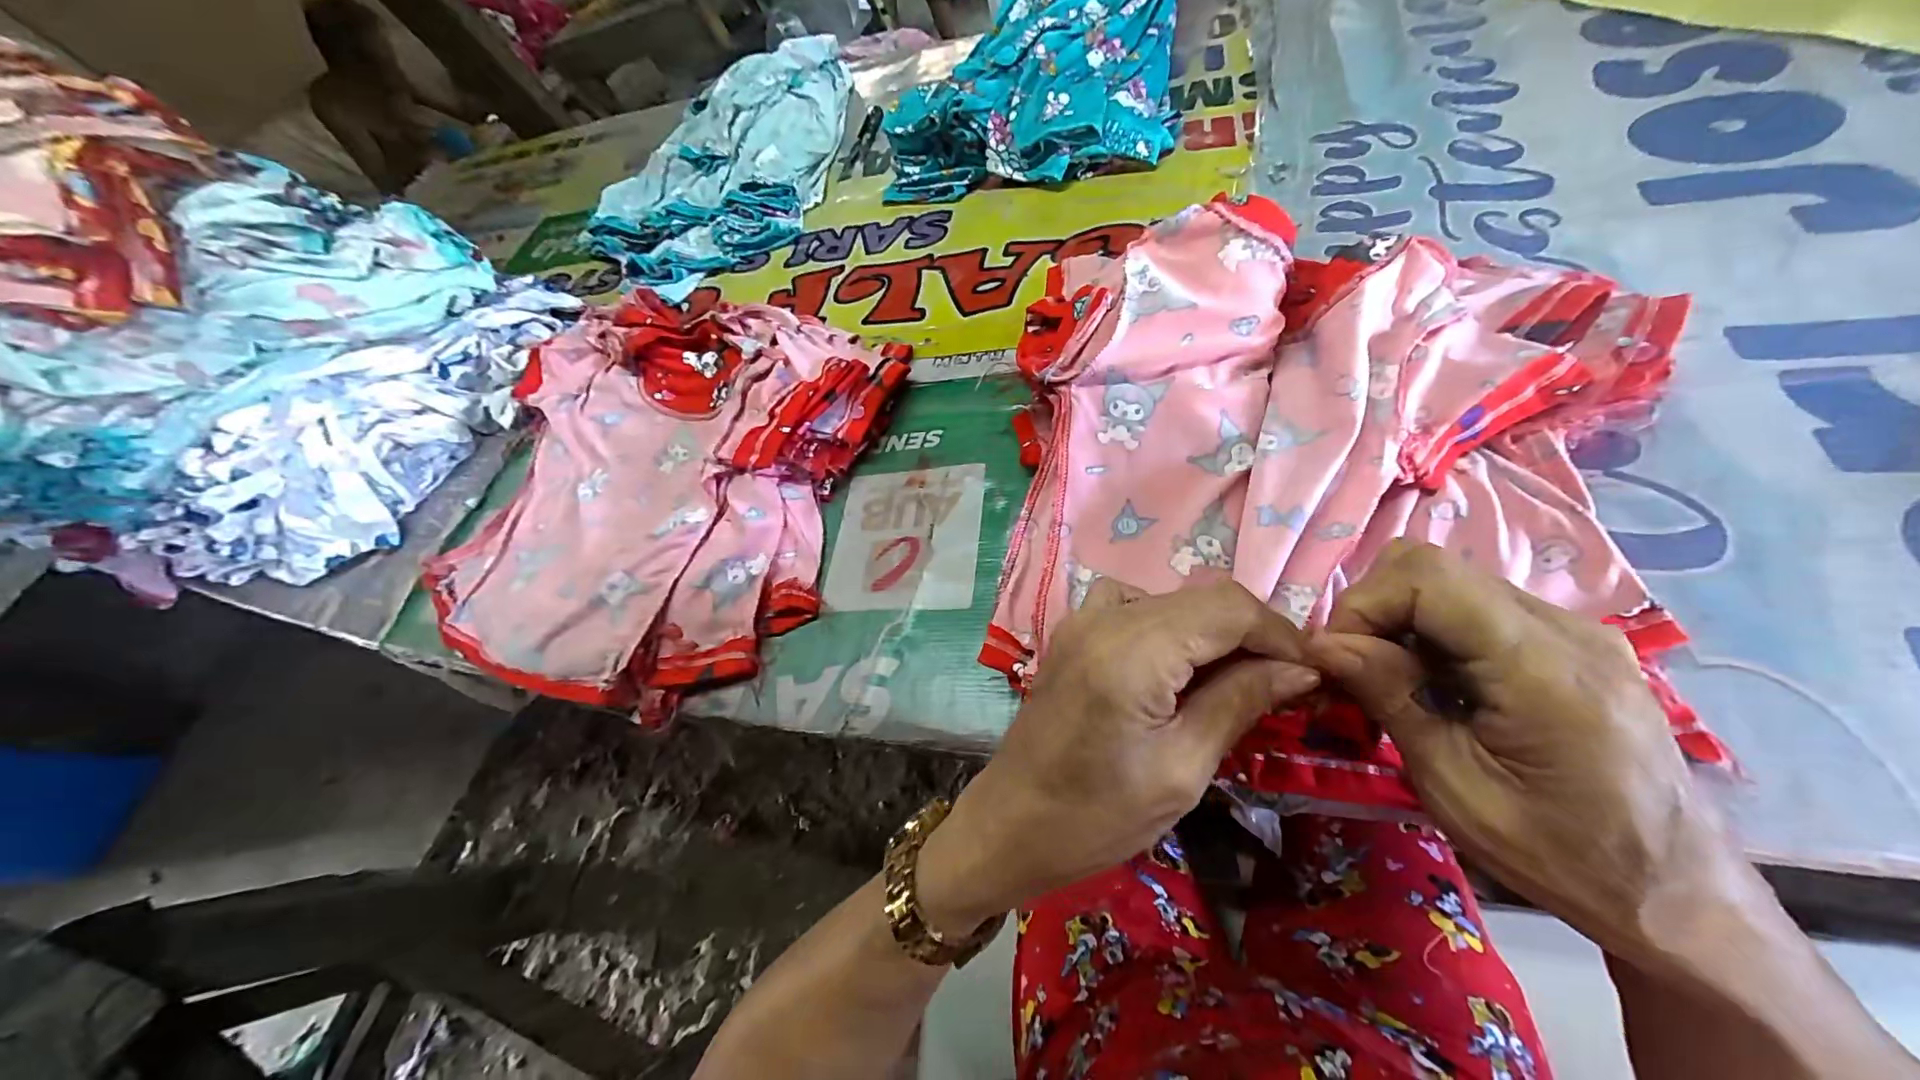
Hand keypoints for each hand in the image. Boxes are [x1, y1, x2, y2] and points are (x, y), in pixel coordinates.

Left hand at [917, 578, 1320, 934]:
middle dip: (1253, 634)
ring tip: (1238, 682)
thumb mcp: (1181, 770)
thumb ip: (1238, 703)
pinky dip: (1171, 627)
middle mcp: (1105, 618)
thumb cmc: (1095, 817)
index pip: (1228, 607)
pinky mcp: (1072, 635)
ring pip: (1172, 600)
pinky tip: (1177, 669)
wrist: (1010, 826)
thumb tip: (1300, 669)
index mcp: (1132, 650)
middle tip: (1288, 685)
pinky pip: (1135, 607)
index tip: (1315, 674)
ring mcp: (1082, 621)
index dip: (1281, 633)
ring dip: (1213, 632)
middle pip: (1202, 598)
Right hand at [1305, 540, 1735, 962]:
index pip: (1426, 578)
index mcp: (1542, 668)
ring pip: (1449, 581)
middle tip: (1353, 670)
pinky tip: (1433, 684)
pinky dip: (1431, 631)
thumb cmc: (1559, 855)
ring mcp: (1574, 630)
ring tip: (1388, 681)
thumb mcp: (1453, 787)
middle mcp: (1565, 628)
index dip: (1362, 604)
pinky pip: (1476, 607)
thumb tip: (1323, 644)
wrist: (1679, 895)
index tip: (1335, 661)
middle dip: (1372, 609)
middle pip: (1432, 566)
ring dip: (1398, 620)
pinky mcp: (1571, 642)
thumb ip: (1392, 698)